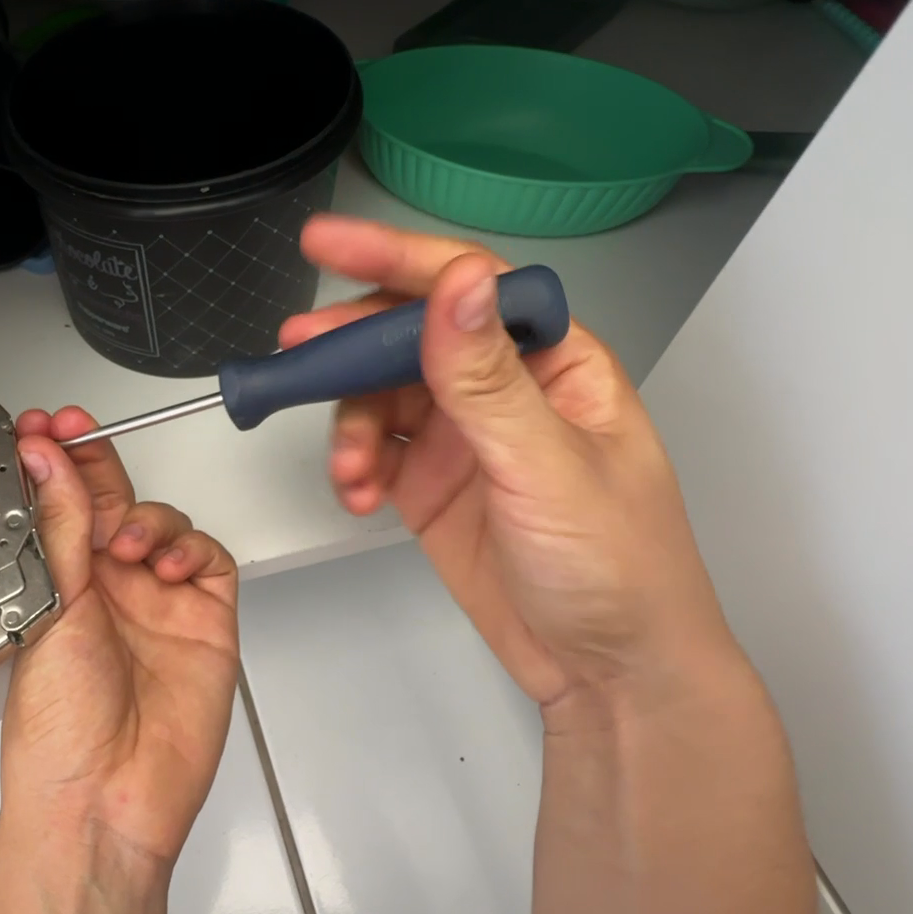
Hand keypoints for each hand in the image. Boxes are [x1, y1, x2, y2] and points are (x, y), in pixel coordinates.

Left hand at [4, 407, 240, 865]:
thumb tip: (47, 461)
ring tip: (127, 543)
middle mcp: (108, 590)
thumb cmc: (60, 728)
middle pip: (111, 502)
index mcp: (60, 588)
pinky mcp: (204, 620)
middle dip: (97, 463)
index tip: (45, 426)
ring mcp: (158, 602)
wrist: (108, 796)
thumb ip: (60, 527)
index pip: (63, 506)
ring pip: (164, 522)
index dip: (57, 462)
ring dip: (147, 517)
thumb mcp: (51, 609)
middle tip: (77, 432)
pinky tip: (167, 565)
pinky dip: (190, 546)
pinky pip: (208, 558)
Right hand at [284, 216, 740, 727]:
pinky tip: (359, 494)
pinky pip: (373, 450)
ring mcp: (461, 437)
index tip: (325, 242)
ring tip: (352, 473)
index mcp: (550, 362)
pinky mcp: (430, 482)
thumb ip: (487, 379)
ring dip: (348, 428)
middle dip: (347, 348)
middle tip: (296, 357)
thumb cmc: (616, 568)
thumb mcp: (546, 467)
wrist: (606, 670)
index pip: (464, 289)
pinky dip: (353, 467)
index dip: (392, 259)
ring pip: (377, 396)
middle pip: (405, 339)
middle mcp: (500, 389)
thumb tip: (457, 284)